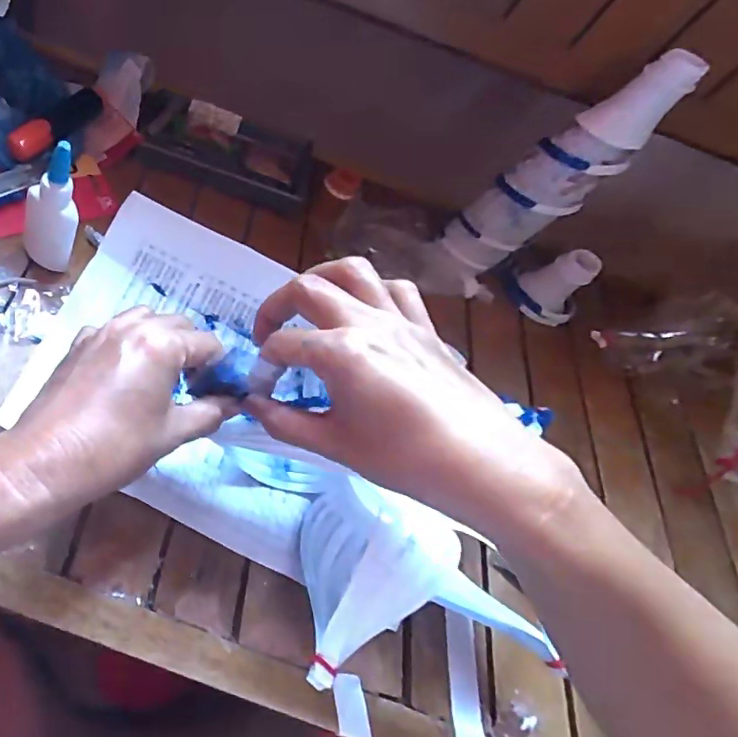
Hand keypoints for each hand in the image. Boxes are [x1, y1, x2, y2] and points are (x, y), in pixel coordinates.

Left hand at [0, 307, 235, 504]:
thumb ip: (208, 412)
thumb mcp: (170, 433)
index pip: (208, 342)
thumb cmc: (115, 448)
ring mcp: (98, 332)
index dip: (220, 367)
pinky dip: (125, 343)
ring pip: (141, 320)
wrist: (47, 458)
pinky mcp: (75, 345)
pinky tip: (122, 376)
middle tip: (191, 386)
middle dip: (191, 349)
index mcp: (160, 343)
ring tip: (158, 377)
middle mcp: (129, 327)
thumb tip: (231, 404)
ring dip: (158, 339)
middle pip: (176, 325)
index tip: (218, 392)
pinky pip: (111, 331)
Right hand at [244, 258, 587, 534]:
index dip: (262, 367)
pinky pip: (393, 288)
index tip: (262, 392)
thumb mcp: (331, 444)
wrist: (484, 465)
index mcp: (340, 353)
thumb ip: (282, 420)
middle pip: (306, 288)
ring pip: (352, 271)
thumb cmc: (403, 459)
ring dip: (319, 281)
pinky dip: (367, 292)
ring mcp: (400, 320)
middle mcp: (367, 324)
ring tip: (306, 308)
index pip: (281, 345)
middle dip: (274, 308)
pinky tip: (359, 316)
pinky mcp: (425, 327)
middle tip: (267, 337)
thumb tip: (253, 404)